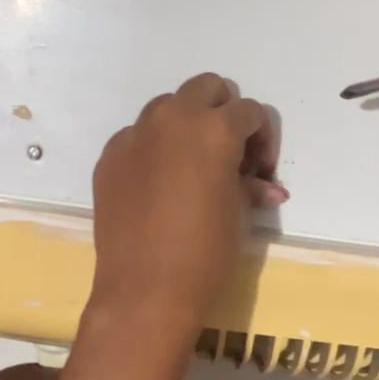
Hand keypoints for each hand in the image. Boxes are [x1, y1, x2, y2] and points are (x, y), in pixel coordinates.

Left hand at [88, 73, 283, 328]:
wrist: (145, 290)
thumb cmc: (205, 255)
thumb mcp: (238, 217)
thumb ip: (250, 188)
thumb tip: (268, 187)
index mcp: (214, 129)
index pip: (249, 112)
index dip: (262, 140)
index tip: (259, 173)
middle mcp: (173, 119)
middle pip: (206, 88)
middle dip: (223, 114)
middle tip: (228, 156)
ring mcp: (135, 136)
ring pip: (167, 108)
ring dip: (186, 126)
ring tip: (191, 169)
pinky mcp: (110, 157)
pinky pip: (137, 138)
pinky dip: (153, 150)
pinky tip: (158, 188)